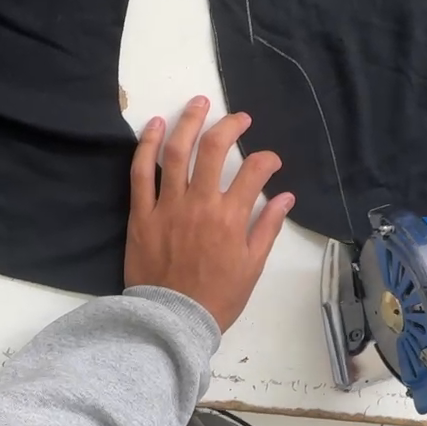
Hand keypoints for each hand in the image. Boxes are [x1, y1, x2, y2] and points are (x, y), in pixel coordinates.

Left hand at [125, 96, 293, 331]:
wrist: (173, 322)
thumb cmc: (217, 299)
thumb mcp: (252, 268)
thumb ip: (268, 228)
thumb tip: (285, 197)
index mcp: (230, 218)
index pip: (253, 172)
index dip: (266, 160)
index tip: (270, 160)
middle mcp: (199, 204)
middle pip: (214, 149)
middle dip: (230, 126)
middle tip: (239, 118)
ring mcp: (167, 206)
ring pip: (177, 152)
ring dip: (189, 121)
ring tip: (198, 103)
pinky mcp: (141, 214)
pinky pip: (141, 173)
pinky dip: (147, 146)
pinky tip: (156, 126)